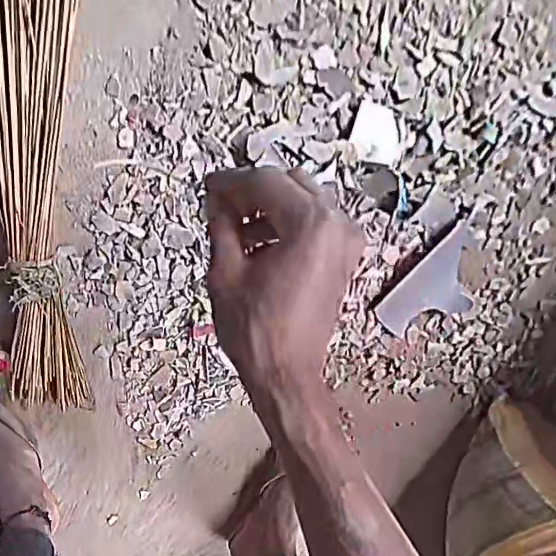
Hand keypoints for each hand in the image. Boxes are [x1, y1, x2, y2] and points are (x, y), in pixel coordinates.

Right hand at [204, 166, 365, 393]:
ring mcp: (344, 244)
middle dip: (252, 193)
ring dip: (268, 210)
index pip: (265, 182)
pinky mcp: (342, 260)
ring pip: (302, 203)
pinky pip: (313, 226)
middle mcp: (337, 227)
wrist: (285, 373)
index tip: (211, 186)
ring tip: (234, 231)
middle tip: (220, 206)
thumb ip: (221, 228)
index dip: (231, 182)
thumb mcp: (225, 275)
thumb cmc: (260, 336)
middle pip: (289, 185)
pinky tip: (256, 246)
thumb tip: (217, 205)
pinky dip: (285, 227)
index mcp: (311, 225)